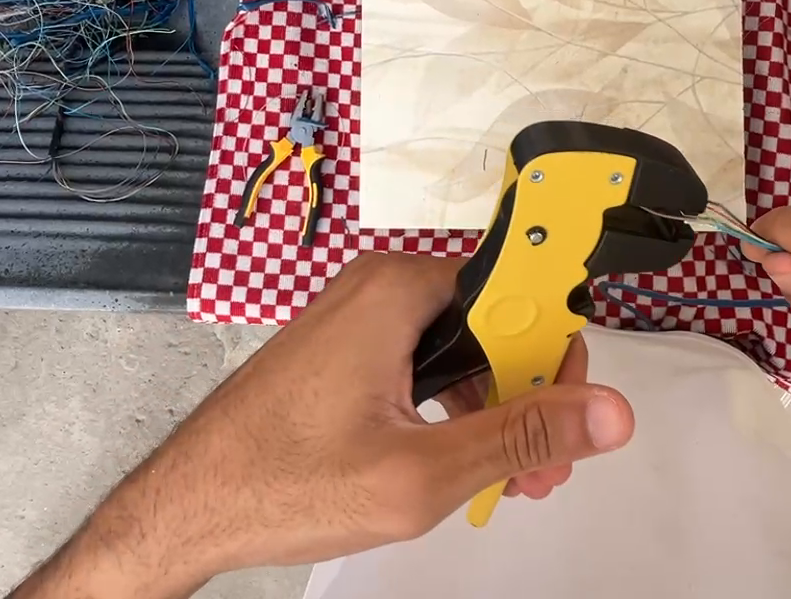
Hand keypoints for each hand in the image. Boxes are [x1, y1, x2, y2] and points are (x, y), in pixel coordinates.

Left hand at [12, 254, 634, 598]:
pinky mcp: (349, 343)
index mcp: (400, 289)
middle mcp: (382, 285)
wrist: (183, 506)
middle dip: (525, 393)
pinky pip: (422, 357)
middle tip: (544, 466)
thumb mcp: (422, 472)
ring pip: (458, 345)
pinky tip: (460, 458)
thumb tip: (607, 412)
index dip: (555, 346)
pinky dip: (450, 404)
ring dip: (491, 406)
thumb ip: (521, 437)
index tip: (573, 407)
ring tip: (509, 479)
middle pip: (489, 321)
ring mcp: (361, 313)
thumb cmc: (288, 481)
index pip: (516, 289)